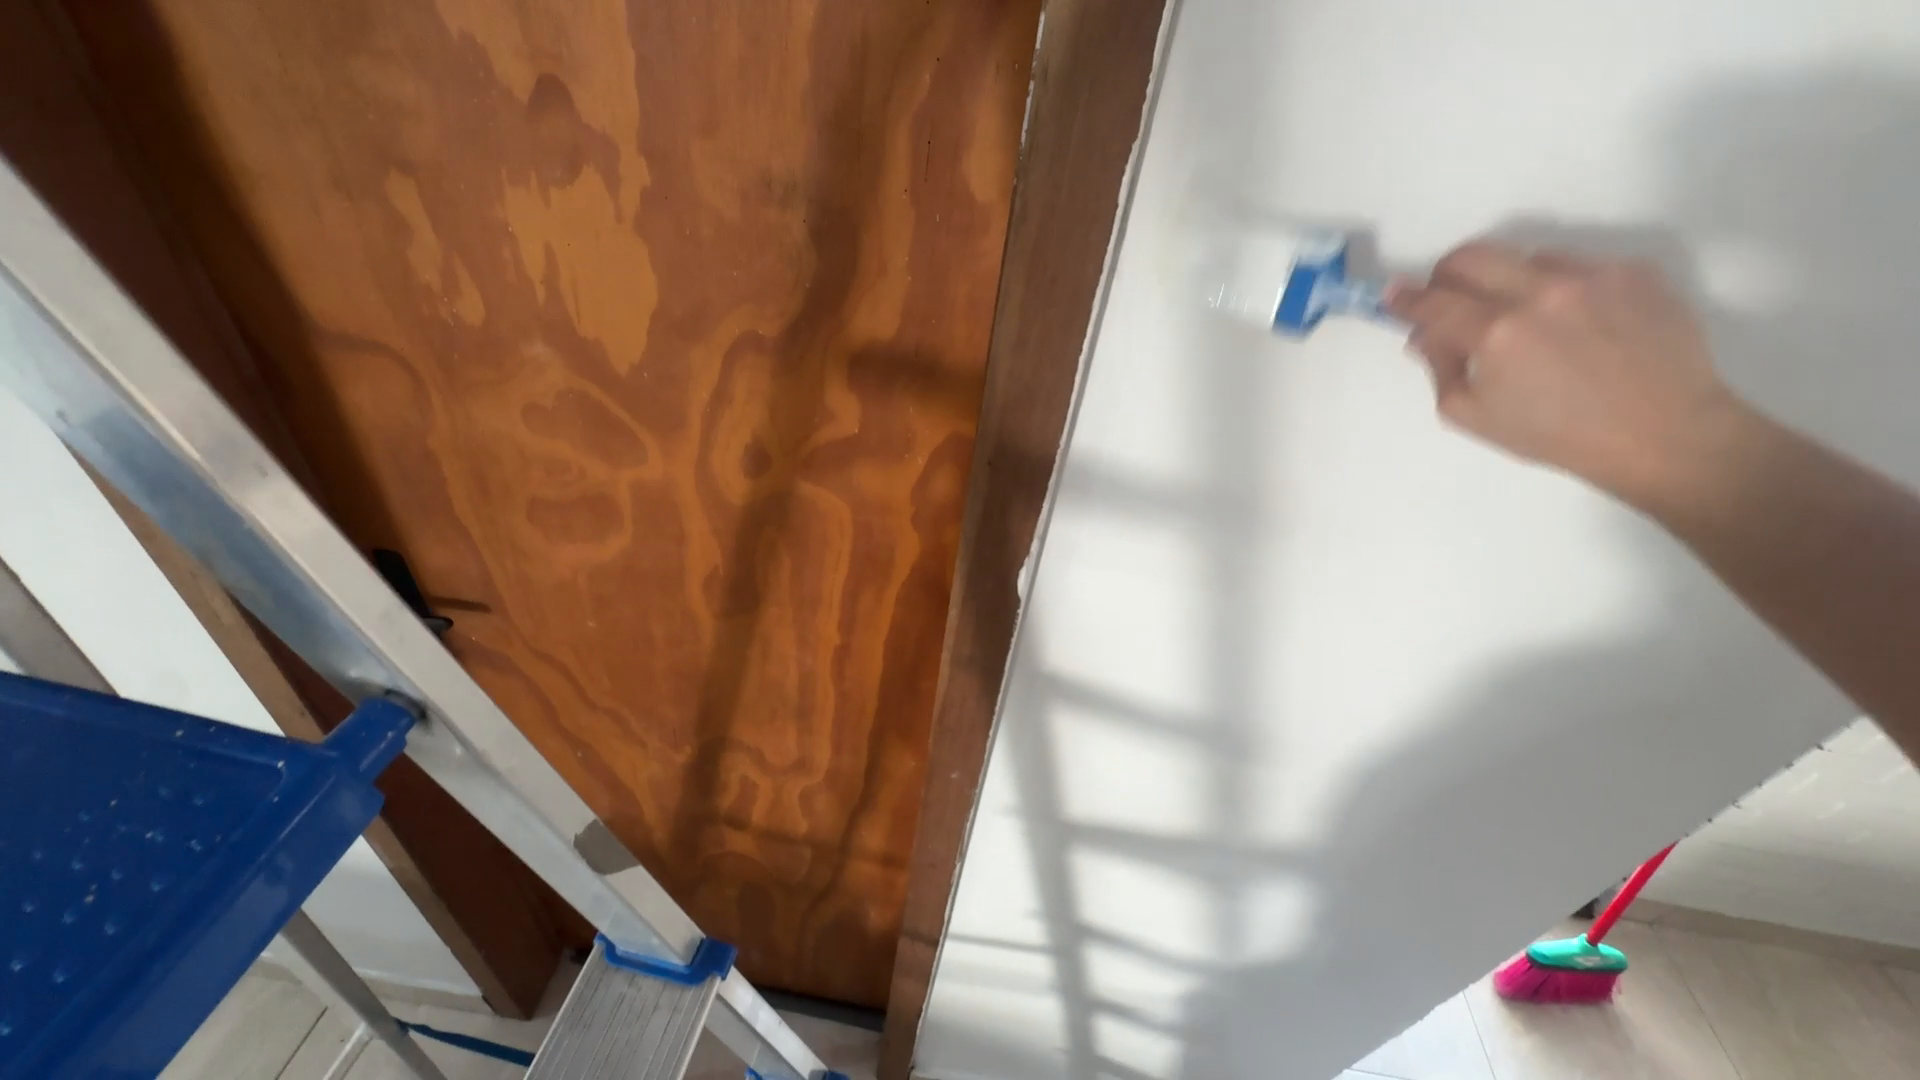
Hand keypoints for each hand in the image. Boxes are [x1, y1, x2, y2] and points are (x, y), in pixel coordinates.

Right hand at [1388, 241, 1743, 507]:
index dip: (1405, 298)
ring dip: (1507, 281)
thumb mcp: (1474, 416)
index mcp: (1496, 334)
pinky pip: (1576, 265)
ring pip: (1523, 257)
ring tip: (1523, 318)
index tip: (1393, 294)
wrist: (1662, 432)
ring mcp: (1591, 276)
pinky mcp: (1632, 271)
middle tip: (1449, 299)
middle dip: (1447, 275)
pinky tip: (1571, 323)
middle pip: (1472, 256)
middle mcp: (1540, 293)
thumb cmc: (1556, 435)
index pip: (1433, 302)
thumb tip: (1425, 334)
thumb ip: (1439, 368)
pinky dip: (1557, 288)